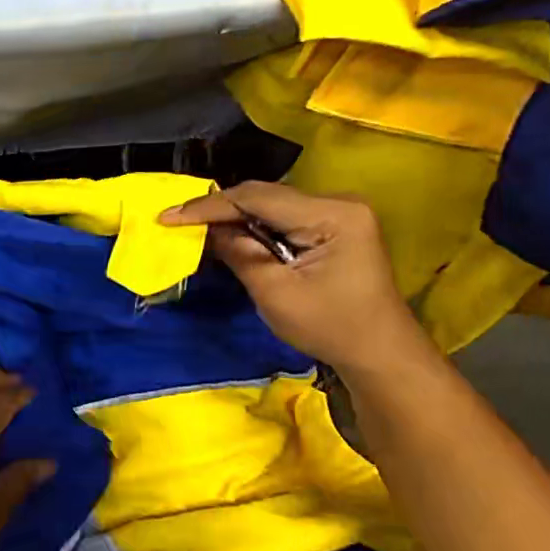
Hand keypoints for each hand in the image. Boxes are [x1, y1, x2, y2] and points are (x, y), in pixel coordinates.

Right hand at [160, 181, 431, 373]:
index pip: (256, 198)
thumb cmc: (331, 327)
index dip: (209, 206)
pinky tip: (230, 234)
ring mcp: (338, 212)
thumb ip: (239, 252)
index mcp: (333, 215)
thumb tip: (206, 229)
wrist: (381, 355)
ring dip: (234, 216)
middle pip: (264, 196)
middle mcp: (338, 202)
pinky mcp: (334, 226)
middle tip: (176, 221)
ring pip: (270, 204)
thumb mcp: (275, 292)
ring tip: (195, 227)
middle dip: (219, 208)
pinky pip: (282, 216)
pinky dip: (253, 225)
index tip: (168, 217)